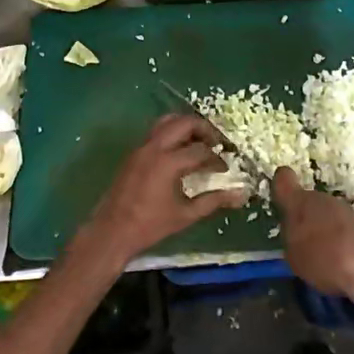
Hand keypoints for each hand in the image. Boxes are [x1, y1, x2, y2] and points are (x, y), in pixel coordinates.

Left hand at [73, 114, 246, 269]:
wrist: (112, 231)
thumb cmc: (150, 226)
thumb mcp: (186, 215)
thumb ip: (214, 201)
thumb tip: (241, 195)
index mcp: (168, 162)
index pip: (201, 150)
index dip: (217, 159)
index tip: (225, 169)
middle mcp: (154, 148)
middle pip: (185, 123)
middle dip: (205, 130)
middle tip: (217, 143)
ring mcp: (141, 148)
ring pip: (167, 122)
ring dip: (187, 127)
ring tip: (200, 143)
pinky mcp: (134, 152)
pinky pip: (156, 132)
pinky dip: (172, 134)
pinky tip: (180, 152)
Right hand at [273, 167, 353, 296]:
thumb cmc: (322, 259)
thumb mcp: (292, 255)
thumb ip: (290, 236)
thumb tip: (294, 229)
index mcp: (299, 202)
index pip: (283, 179)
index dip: (280, 184)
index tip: (279, 197)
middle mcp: (322, 198)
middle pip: (308, 200)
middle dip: (304, 216)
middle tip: (301, 240)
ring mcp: (346, 209)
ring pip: (327, 213)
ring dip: (324, 228)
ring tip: (323, 254)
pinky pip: (344, 228)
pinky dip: (341, 239)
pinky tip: (342, 260)